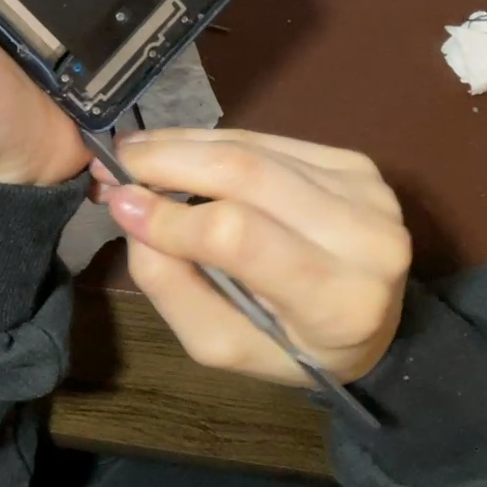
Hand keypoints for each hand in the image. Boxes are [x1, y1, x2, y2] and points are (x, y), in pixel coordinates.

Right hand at [93, 129, 410, 384]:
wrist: (374, 326)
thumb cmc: (287, 346)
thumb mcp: (218, 343)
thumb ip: (170, 285)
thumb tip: (130, 211)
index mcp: (337, 303)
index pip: (239, 237)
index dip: (171, 216)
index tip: (117, 203)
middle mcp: (366, 239)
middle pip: (247, 175)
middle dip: (166, 162)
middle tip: (112, 162)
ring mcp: (367, 193)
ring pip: (253, 148)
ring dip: (181, 144)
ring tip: (132, 151)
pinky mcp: (358, 165)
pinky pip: (268, 140)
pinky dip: (211, 141)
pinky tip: (176, 149)